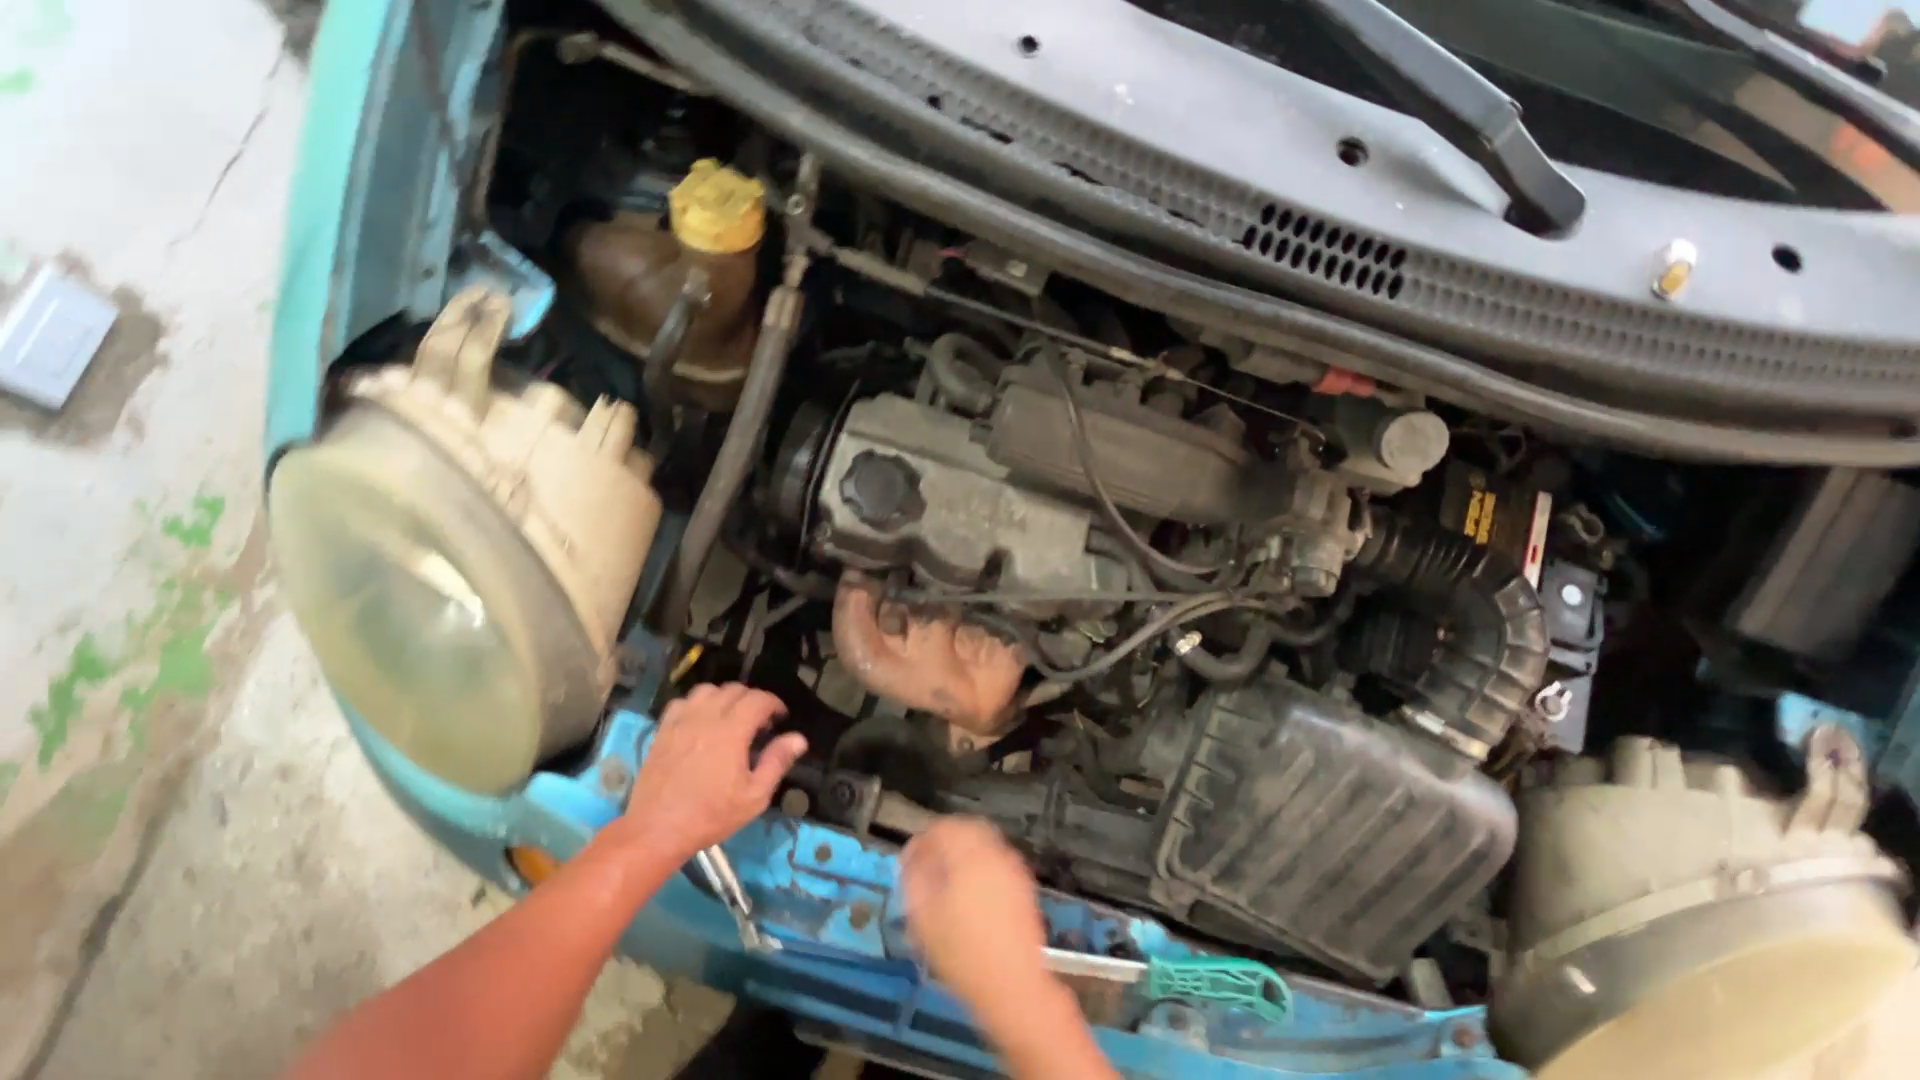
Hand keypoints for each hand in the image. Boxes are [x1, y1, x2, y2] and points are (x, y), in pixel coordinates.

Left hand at [622, 683, 806, 861]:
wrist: (657, 829)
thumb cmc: (711, 815)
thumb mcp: (754, 796)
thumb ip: (777, 762)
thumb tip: (798, 739)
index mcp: (731, 731)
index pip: (758, 699)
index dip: (774, 704)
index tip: (780, 719)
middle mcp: (705, 718)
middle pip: (734, 690)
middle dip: (752, 700)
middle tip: (759, 723)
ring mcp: (681, 722)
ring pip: (707, 690)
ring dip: (724, 698)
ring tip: (730, 718)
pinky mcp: (662, 730)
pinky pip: (682, 702)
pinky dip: (697, 704)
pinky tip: (701, 722)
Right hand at [900, 818, 1051, 1007]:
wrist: (1012, 984)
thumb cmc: (962, 953)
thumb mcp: (923, 919)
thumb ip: (914, 880)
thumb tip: (912, 860)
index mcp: (969, 856)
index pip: (942, 828)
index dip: (921, 840)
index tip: (908, 860)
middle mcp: (994, 854)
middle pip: (966, 829)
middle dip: (944, 841)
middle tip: (926, 864)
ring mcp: (1013, 869)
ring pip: (984, 844)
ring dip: (963, 852)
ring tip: (946, 880)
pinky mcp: (1024, 887)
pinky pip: (998, 862)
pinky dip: (981, 866)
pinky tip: (970, 893)